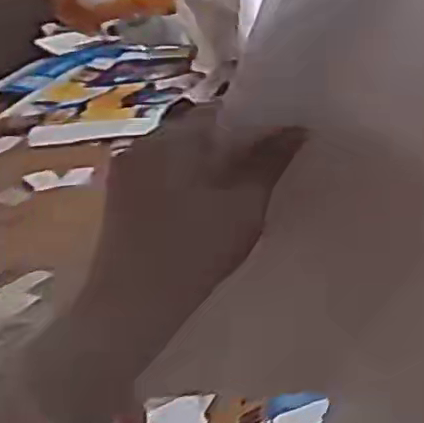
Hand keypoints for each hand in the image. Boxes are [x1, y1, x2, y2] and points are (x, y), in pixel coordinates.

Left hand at [87, 106, 303, 311]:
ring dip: (220, 162)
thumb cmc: (195, 252)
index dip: (262, 119)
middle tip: (278, 160)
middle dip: (241, 142)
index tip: (291, 135)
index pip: (226, 109)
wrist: (131, 312)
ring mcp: (128, 173)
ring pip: (188, 153)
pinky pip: (172, 173)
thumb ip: (273, 160)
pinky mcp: (124, 200)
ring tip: (252, 182)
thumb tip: (299, 127)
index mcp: (170, 139)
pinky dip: (199, 179)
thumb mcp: (247, 203)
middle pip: (205, 129)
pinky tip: (219, 203)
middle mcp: (142, 146)